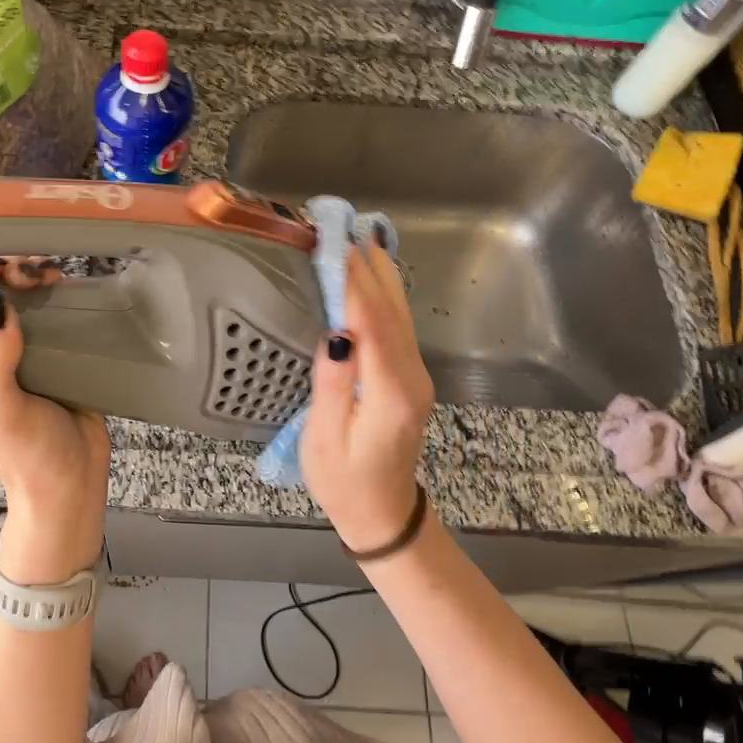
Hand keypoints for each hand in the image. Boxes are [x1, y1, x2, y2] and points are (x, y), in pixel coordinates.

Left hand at [0, 265, 109, 583]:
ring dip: (27, 272)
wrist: (75, 482)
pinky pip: (45, 305)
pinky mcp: (49, 345)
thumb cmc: (28, 454)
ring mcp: (14, 344)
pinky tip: (63, 279)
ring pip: (13, 290)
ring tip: (48, 274)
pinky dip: (51, 287)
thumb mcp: (1, 411)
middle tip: (27, 271)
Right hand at [301, 241, 436, 553]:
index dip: (353, 283)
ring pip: (400, 314)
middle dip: (367, 268)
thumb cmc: (344, 483)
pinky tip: (374, 276)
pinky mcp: (410, 376)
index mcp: (390, 393)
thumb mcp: (326, 440)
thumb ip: (333, 385)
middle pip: (392, 311)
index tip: (334, 247)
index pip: (372, 325)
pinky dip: (384, 295)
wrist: (383, 515)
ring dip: (378, 275)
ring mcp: (416, 375)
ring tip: (357, 239)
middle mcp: (412, 377)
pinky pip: (398, 326)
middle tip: (341, 228)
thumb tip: (336, 332)